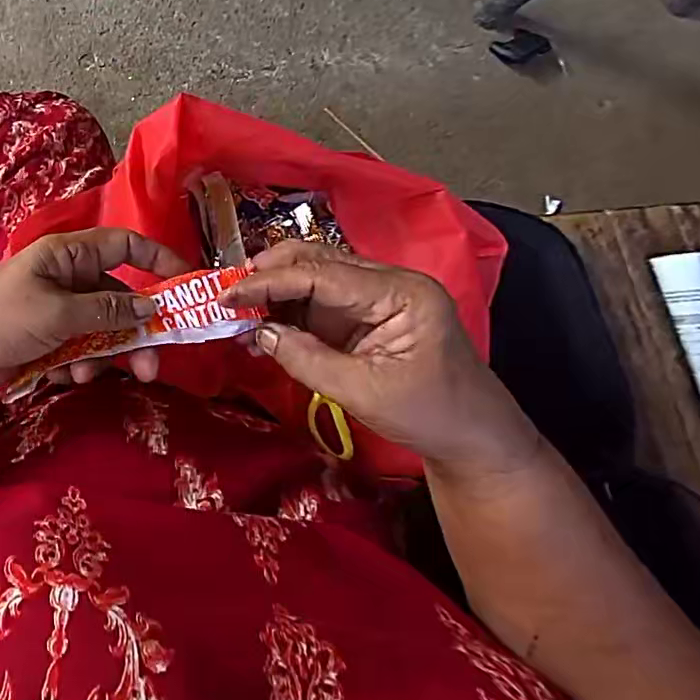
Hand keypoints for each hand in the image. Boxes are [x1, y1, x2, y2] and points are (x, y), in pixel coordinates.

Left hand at [0, 228, 191, 390]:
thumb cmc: (1, 316)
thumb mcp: (57, 312)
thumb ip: (107, 310)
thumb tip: (150, 307)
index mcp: (69, 256)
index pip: (125, 246)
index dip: (159, 259)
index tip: (189, 283)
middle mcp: (70, 279)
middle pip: (122, 299)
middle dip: (136, 332)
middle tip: (150, 365)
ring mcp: (62, 311)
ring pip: (106, 331)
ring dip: (105, 355)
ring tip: (88, 374)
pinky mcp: (53, 339)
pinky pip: (84, 349)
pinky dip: (80, 363)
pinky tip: (63, 375)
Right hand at [220, 242, 541, 475]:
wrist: (473, 439)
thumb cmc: (429, 414)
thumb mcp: (362, 391)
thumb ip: (305, 358)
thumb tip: (256, 334)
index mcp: (400, 293)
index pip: (321, 273)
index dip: (268, 282)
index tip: (227, 295)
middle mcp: (386, 283)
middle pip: (316, 260)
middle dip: (267, 273)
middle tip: (226, 293)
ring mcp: (373, 296)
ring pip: (310, 275)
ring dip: (271, 291)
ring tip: (236, 311)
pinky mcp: (360, 314)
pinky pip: (314, 299)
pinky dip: (283, 308)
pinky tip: (259, 325)